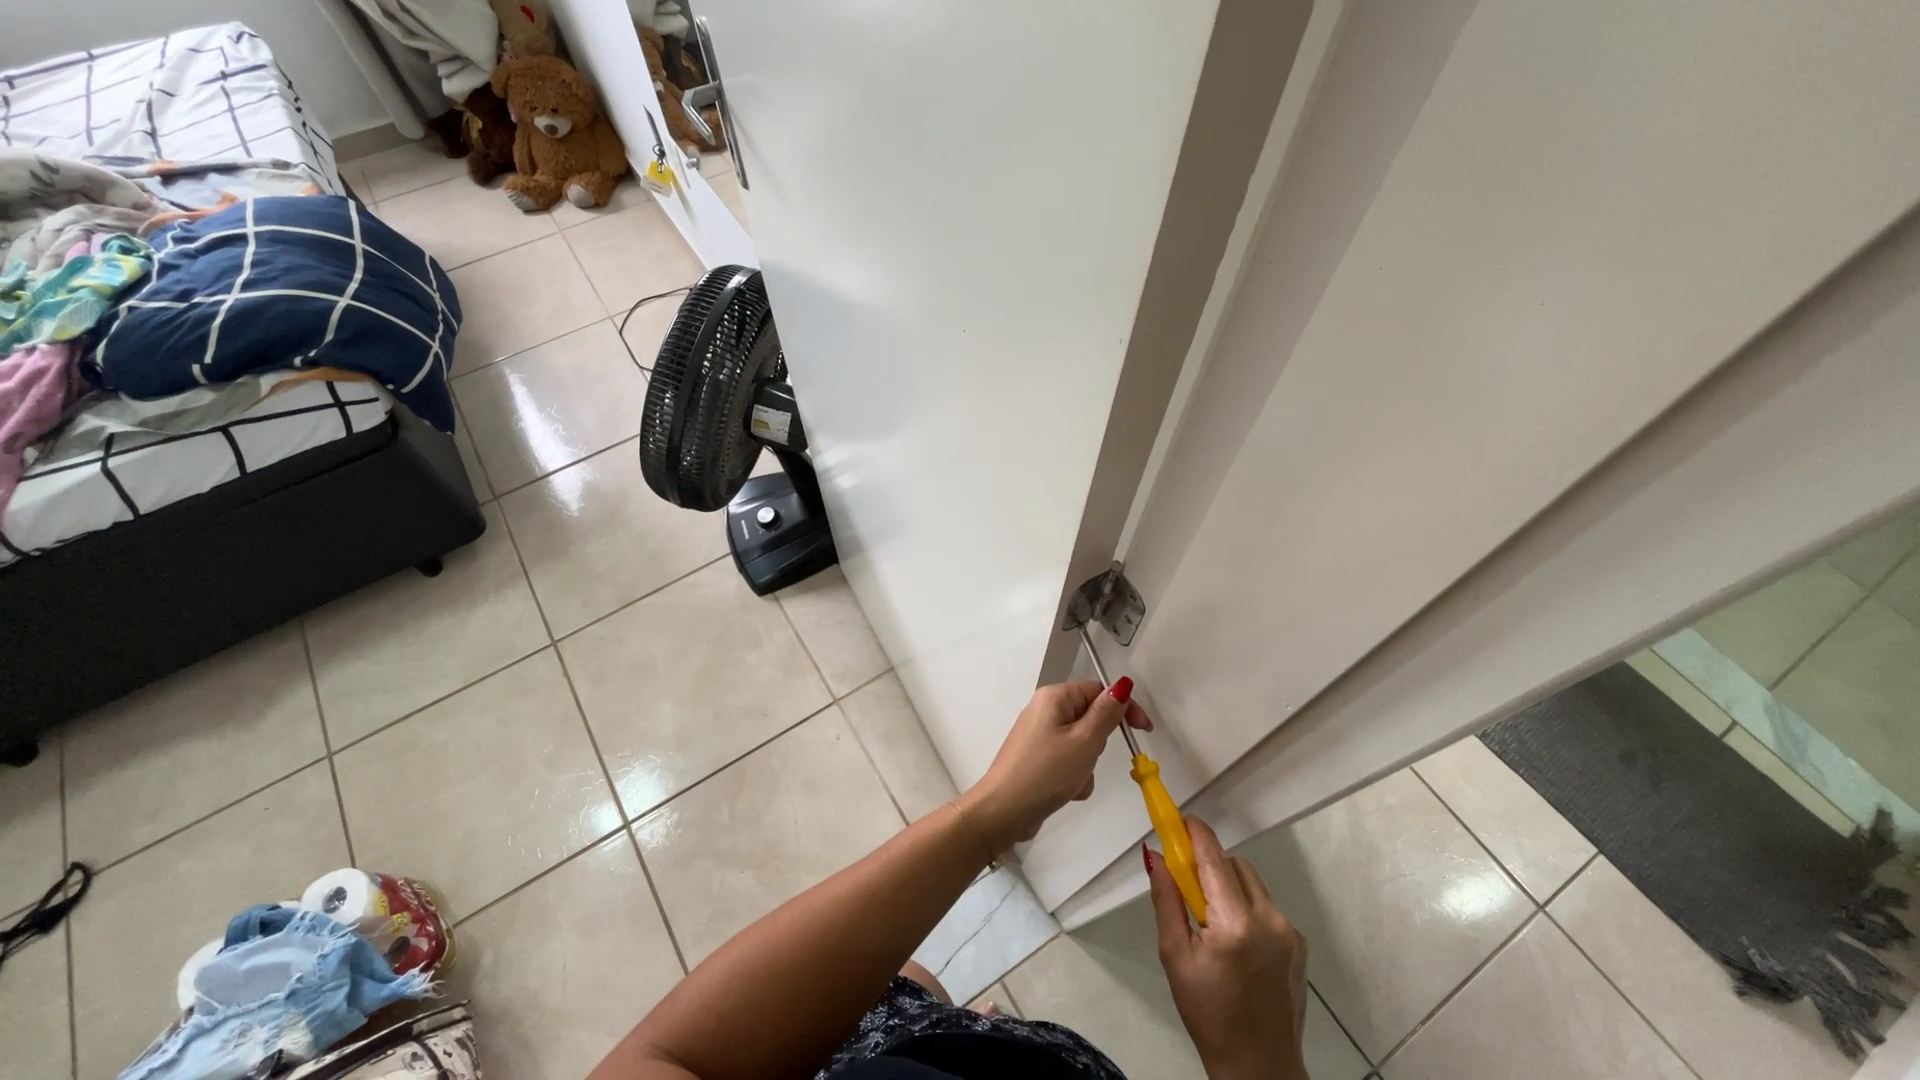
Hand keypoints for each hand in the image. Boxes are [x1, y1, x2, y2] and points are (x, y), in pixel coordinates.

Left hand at [956, 679, 1151, 850]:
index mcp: (1054, 697)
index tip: (1144, 731)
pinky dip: (1073, 777)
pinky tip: (1064, 791)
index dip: (1124, 708)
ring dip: (1086, 766)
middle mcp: (1045, 711)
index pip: (1099, 691)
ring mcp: (1040, 736)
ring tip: (1072, 780)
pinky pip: (1068, 762)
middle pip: (1090, 719)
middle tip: (1086, 759)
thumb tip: (1123, 685)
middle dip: (1097, 745)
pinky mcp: (1038, 759)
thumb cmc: (1046, 772)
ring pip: (1082, 745)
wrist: (1004, 811)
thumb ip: (1107, 713)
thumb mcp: (1085, 741)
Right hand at [1150, 818, 1309, 1079]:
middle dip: (1210, 864)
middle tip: (1187, 885)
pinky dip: (1247, 908)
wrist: (1259, 1064)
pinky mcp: (1299, 943)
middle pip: (1235, 864)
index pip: (1214, 858)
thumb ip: (1167, 901)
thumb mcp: (1174, 956)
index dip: (1195, 832)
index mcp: (1235, 924)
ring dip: (1229, 885)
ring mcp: (1289, 931)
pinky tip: (1236, 943)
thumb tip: (1157, 857)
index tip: (1178, 820)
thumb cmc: (1207, 1013)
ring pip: (1253, 883)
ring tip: (1212, 922)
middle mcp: (1269, 920)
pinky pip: (1267, 906)